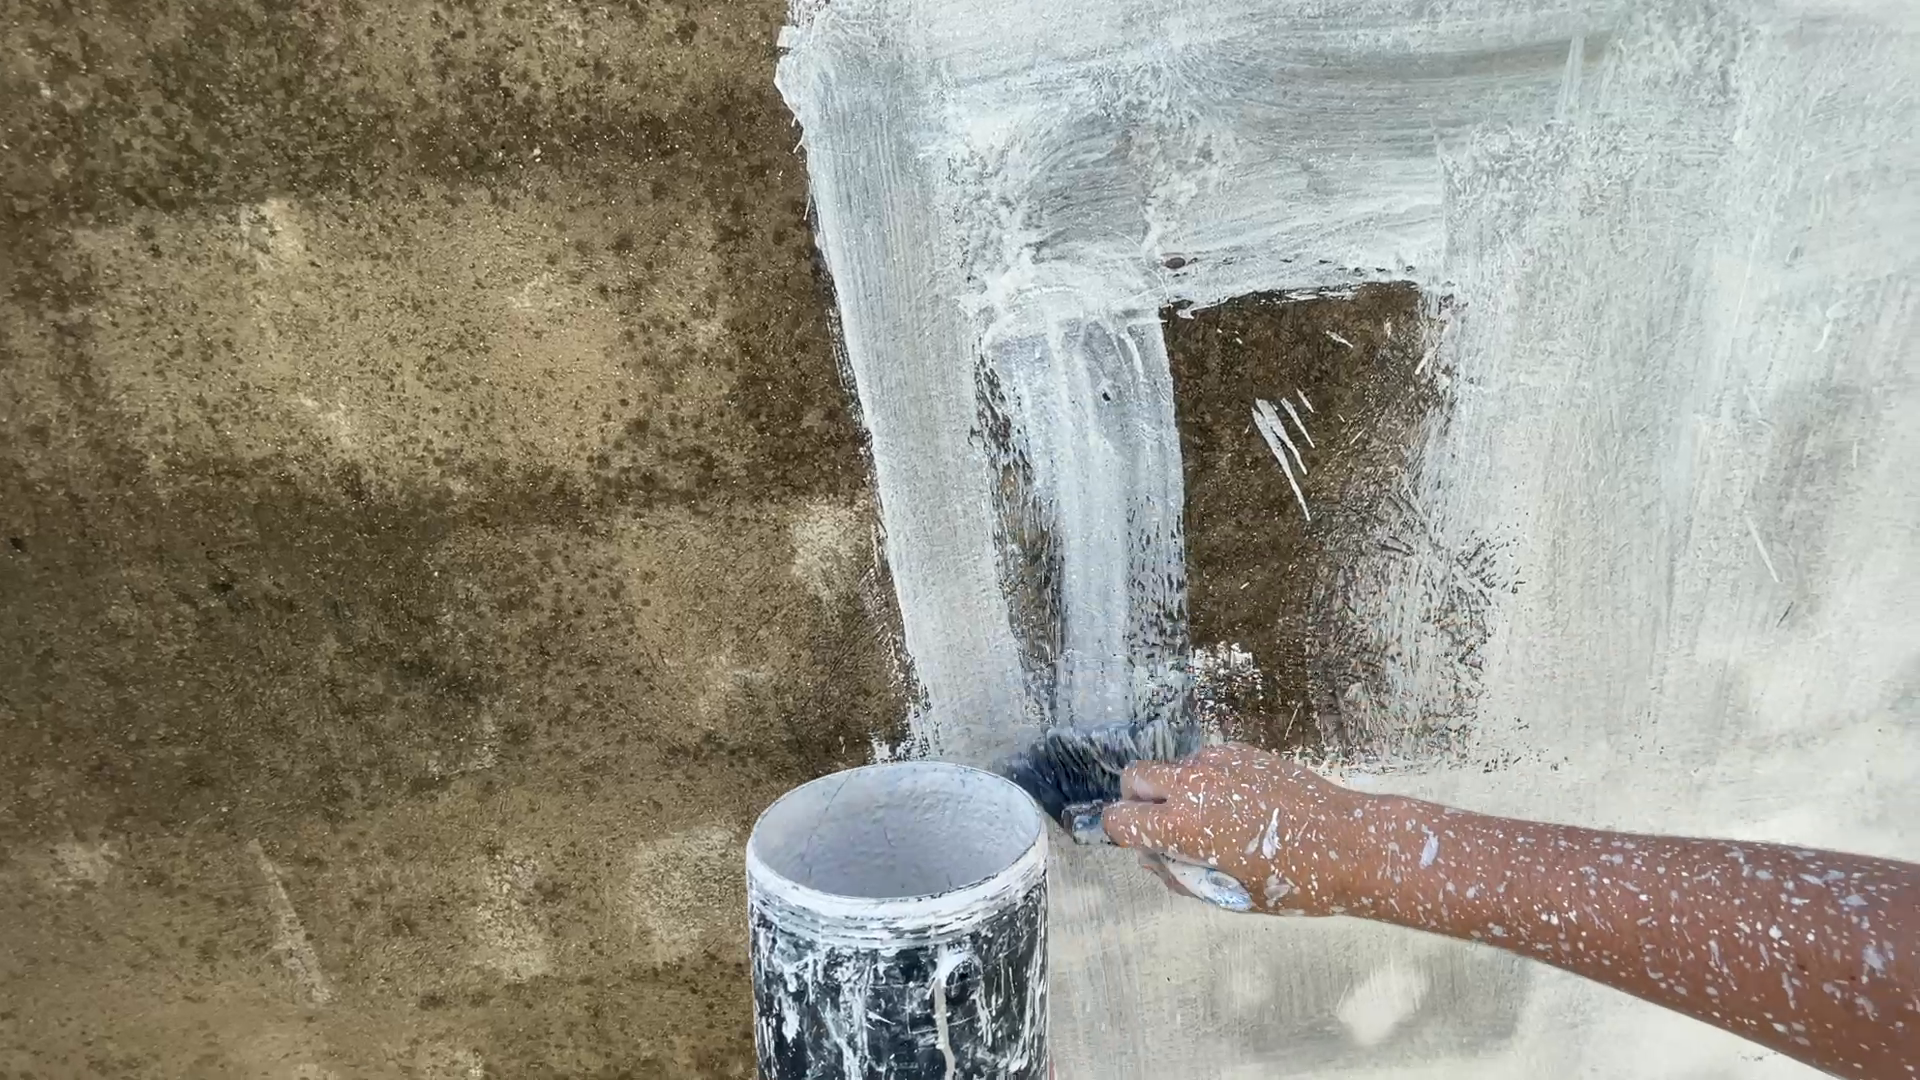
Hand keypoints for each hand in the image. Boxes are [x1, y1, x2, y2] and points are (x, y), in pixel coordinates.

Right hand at [1101, 744, 1364, 915]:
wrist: (1350, 843)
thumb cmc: (1293, 882)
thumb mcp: (1230, 897)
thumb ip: (1181, 877)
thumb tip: (1151, 859)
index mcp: (1184, 828)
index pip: (1119, 818)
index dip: (1121, 832)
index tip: (1138, 842)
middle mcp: (1191, 787)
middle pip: (1133, 777)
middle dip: (1137, 799)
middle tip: (1162, 823)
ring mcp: (1215, 763)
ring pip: (1170, 768)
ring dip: (1174, 789)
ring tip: (1212, 817)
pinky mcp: (1237, 750)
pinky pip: (1203, 761)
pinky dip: (1205, 780)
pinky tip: (1239, 802)